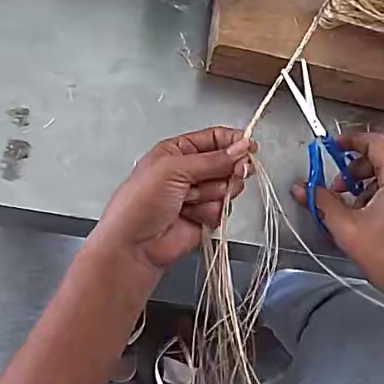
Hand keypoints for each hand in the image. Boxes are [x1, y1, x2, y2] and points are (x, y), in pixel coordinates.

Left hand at [89, 126, 253, 273]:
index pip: (215, 138)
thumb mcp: (174, 169)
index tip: (249, 147)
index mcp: (179, 151)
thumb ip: (212, 159)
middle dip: (228, 170)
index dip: (234, 142)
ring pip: (228, 187)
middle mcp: (190, 171)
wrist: (134, 245)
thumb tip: (242, 147)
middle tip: (230, 174)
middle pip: (228, 163)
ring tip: (188, 201)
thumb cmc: (140, 202)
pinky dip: (209, 213)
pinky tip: (190, 216)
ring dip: (212, 194)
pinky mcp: (206, 216)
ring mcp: (199, 194)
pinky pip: (223, 209)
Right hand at [291, 131, 383, 312]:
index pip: (375, 142)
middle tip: (337, 188)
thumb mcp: (347, 229)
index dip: (350, 141)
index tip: (332, 148)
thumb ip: (322, 203)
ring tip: (352, 208)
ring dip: (366, 183)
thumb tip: (304, 189)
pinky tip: (368, 217)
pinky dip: (381, 193)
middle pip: (382, 157)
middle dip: (354, 169)